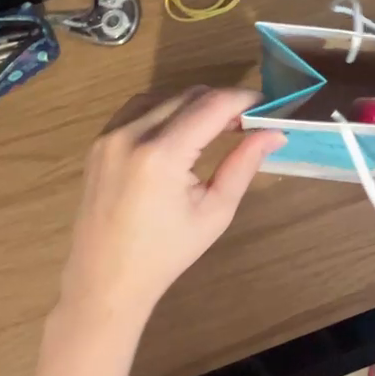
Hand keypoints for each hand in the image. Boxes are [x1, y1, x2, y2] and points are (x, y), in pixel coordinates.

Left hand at [59, 88, 283, 322]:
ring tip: (215, 127)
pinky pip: (137, 109)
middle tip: (246, 122)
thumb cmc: (166, 253)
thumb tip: (275, 132)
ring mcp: (109, 136)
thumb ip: (244, 164)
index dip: (243, 99)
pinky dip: (164, 110)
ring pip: (163, 97)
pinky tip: (180, 131)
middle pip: (188, 96)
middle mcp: (131, 135)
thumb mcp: (215, 211)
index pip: (212, 105)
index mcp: (161, 155)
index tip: (266, 105)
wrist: (106, 279)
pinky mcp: (99, 142)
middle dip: (221, 102)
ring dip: (193, 104)